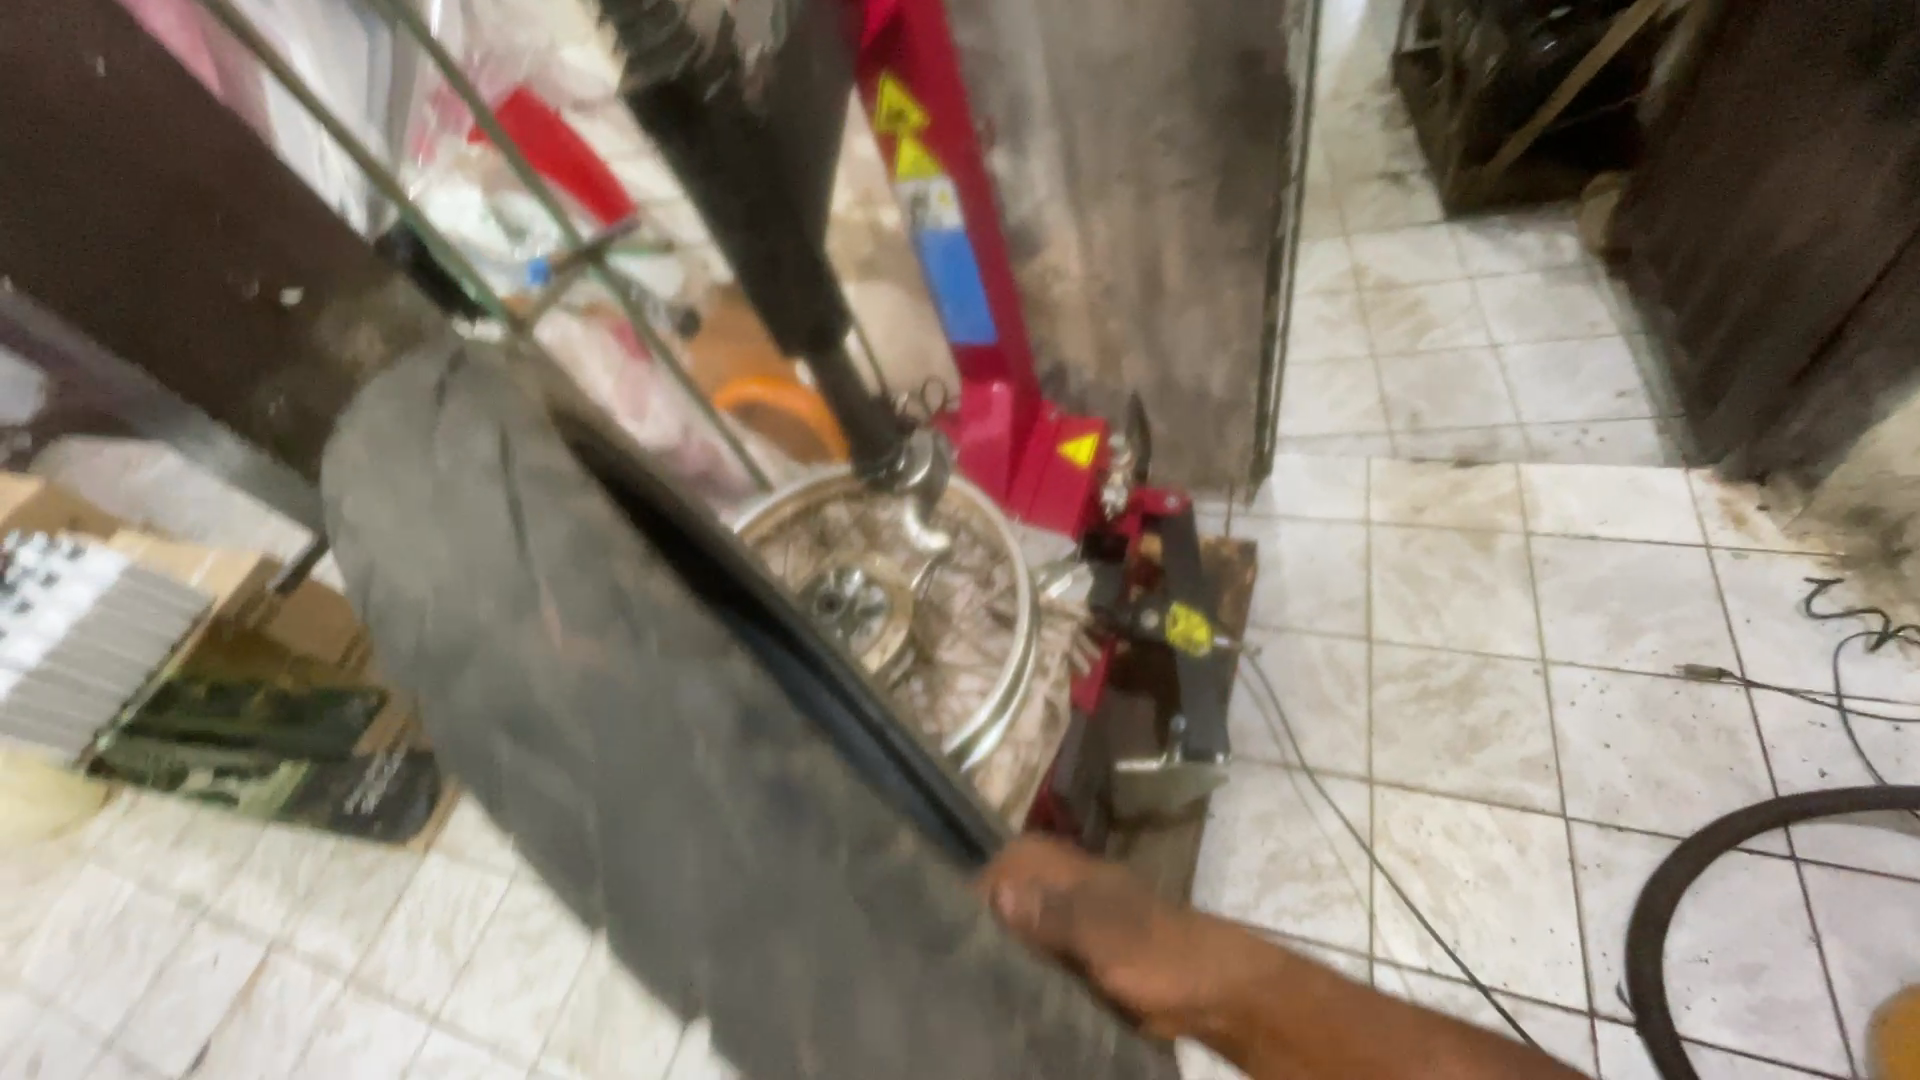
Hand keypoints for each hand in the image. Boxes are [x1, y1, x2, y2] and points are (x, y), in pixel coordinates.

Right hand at [977, 835, 1274, 1040]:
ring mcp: (1062, 916)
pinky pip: (1032, 955)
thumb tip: (998, 894)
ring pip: (1013, 929)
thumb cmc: (1155, 951)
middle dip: (979, 931)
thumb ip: (1050, 915)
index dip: (970, 901)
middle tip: (955, 970)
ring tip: (971, 986)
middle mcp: (1051, 881)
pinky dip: (1020, 972)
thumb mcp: (1101, 932)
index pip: (993, 870)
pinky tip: (1003, 995)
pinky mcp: (1071, 950)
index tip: (949, 939)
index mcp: (1054, 862)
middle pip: (998, 900)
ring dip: (999, 954)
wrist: (1208, 988)